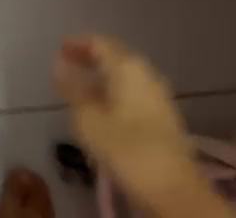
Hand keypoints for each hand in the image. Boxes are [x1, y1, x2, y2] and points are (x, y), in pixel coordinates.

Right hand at [56, 35, 194, 204]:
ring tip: (83, 88)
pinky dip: (117, 91)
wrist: (176, 192)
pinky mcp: (166, 116)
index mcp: (126, 66)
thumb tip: (59, 63)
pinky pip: (135, 91)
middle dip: (91, 57)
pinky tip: (106, 109)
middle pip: (115, 55)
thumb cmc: (126, 150)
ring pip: (126, 74)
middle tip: (68, 65)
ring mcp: (159, 95)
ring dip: (104, 76)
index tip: (59, 49)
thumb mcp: (88, 120)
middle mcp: (146, 73)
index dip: (77, 43)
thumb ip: (72, 88)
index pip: (99, 42)